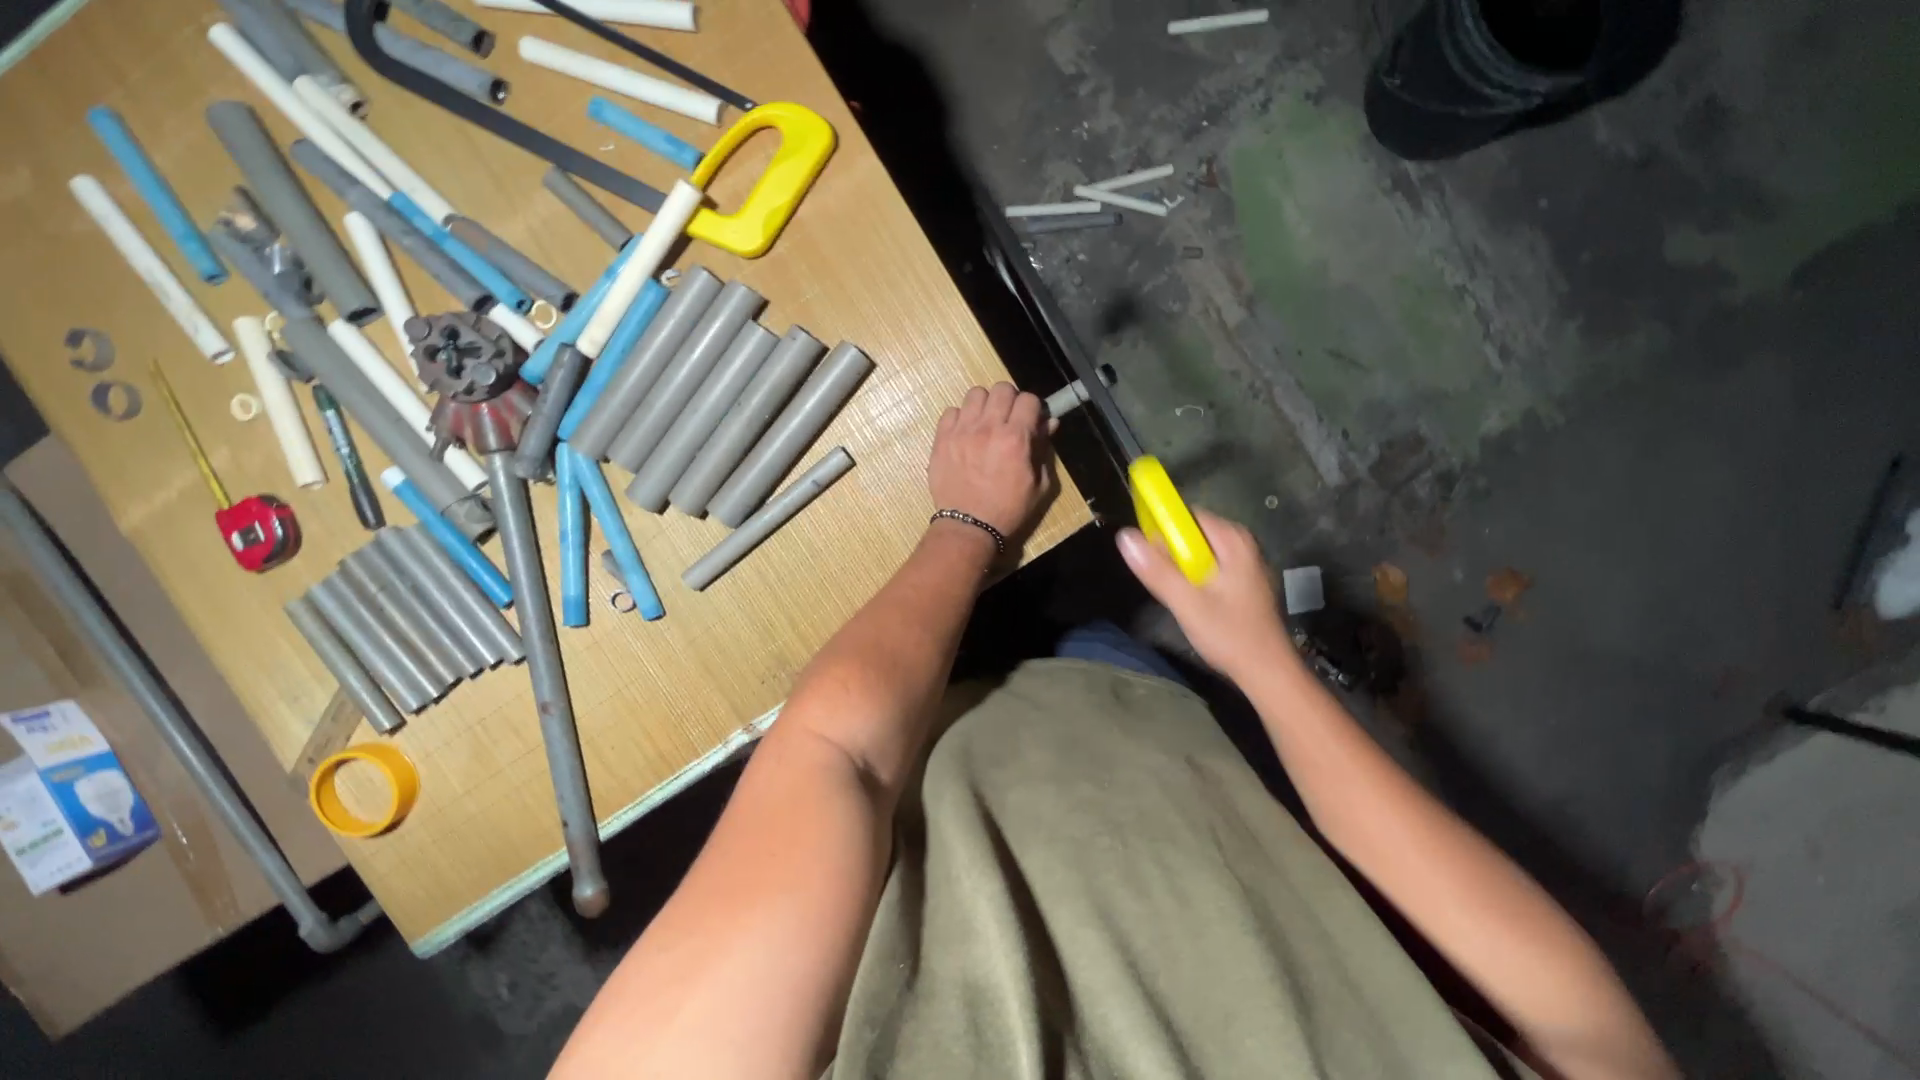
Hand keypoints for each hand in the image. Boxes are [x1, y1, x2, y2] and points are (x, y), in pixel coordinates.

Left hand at [928, 383, 1056, 541]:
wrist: (969, 527)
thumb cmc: (1009, 509)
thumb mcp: (1039, 484)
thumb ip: (1043, 449)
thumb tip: (1049, 423)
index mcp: (1015, 438)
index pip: (1029, 399)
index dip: (1033, 408)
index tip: (1030, 420)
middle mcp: (988, 427)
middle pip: (1002, 389)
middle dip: (1010, 400)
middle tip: (1008, 419)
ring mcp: (962, 431)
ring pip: (975, 394)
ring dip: (984, 404)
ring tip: (985, 422)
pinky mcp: (941, 439)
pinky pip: (950, 411)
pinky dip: (960, 418)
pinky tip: (965, 434)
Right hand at [1117, 510, 1292, 680]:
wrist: (1267, 672)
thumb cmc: (1230, 635)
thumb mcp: (1187, 603)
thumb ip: (1157, 569)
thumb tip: (1124, 536)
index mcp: (1233, 540)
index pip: (1187, 515)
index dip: (1162, 529)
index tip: (1148, 554)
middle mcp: (1243, 544)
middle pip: (1193, 533)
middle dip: (1171, 552)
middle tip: (1163, 581)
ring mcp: (1246, 563)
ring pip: (1199, 552)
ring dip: (1181, 568)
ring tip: (1178, 595)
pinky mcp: (1243, 581)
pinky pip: (1209, 566)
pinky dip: (1195, 577)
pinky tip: (1193, 602)